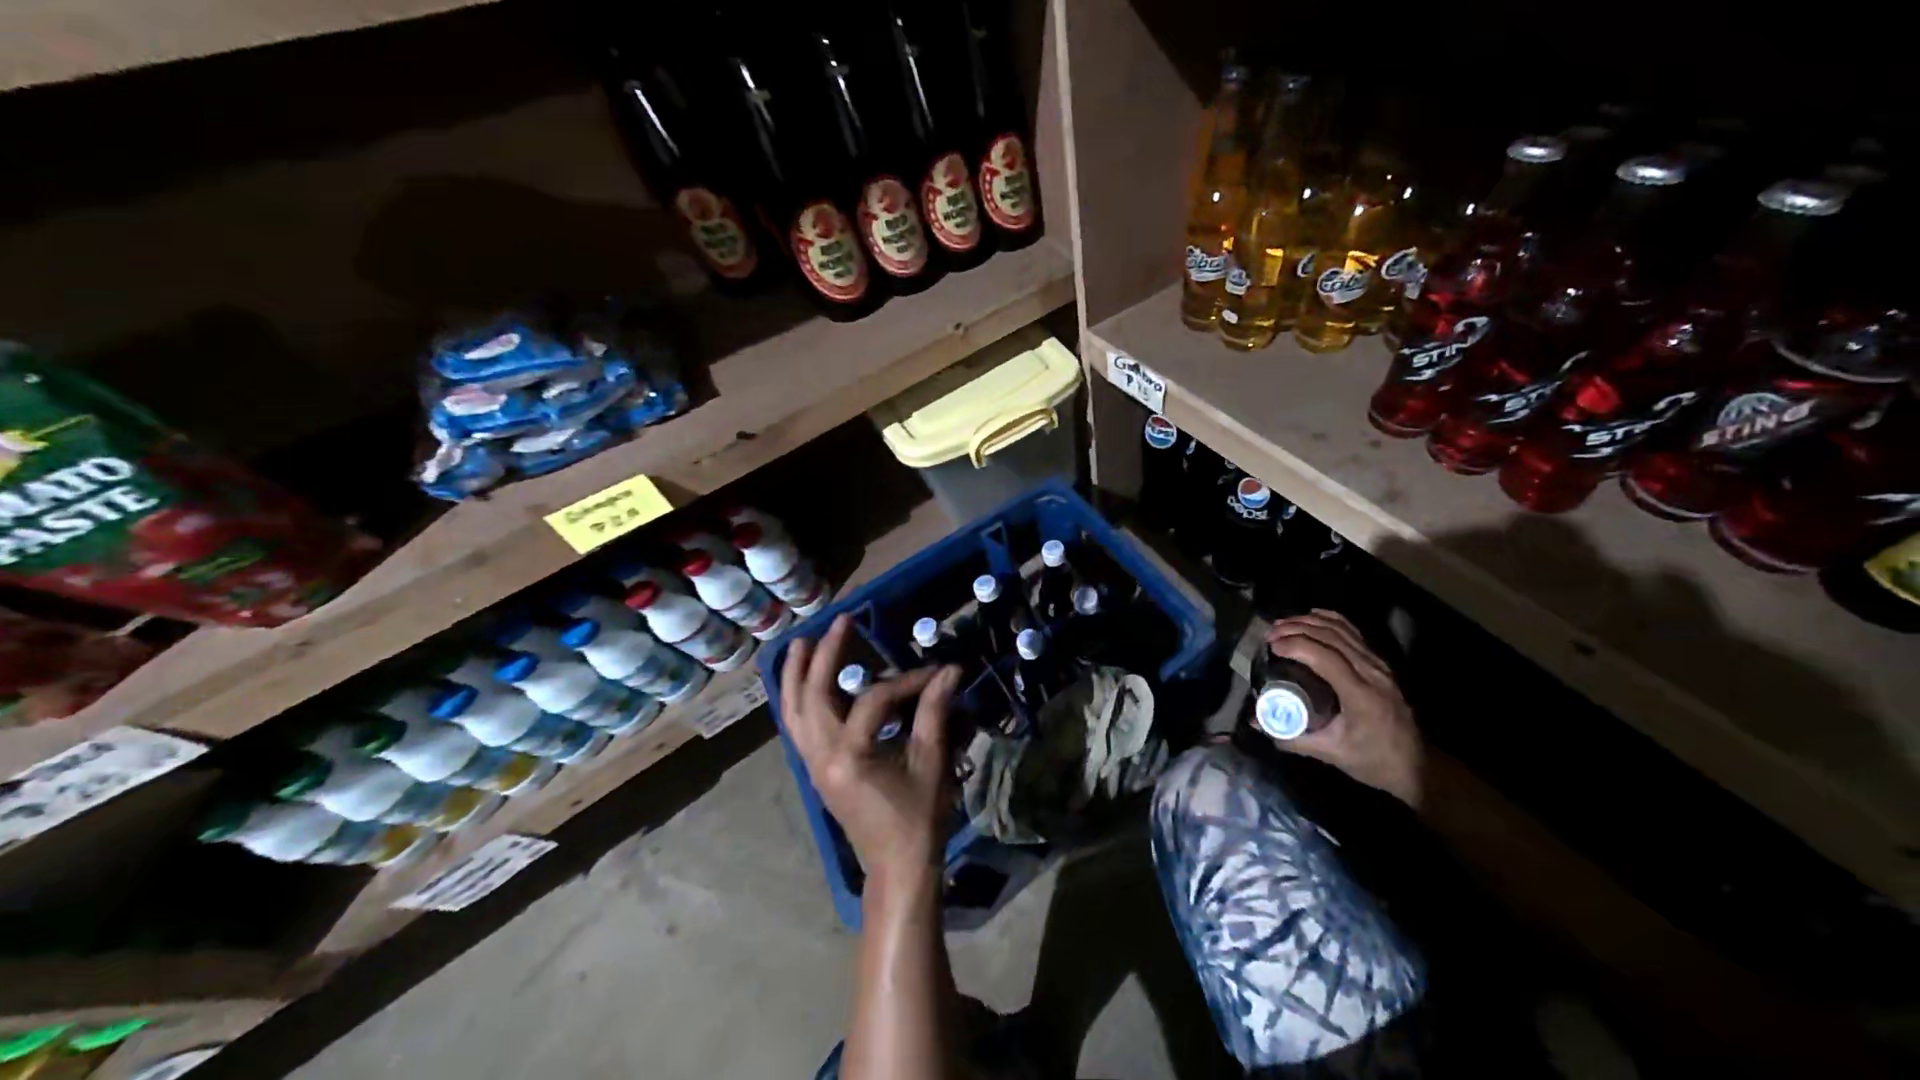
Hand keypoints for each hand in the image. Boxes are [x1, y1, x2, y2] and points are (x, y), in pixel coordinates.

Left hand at [781, 614, 964, 888]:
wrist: (896, 867)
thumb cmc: (918, 820)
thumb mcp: (931, 764)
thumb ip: (934, 712)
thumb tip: (950, 670)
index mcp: (849, 756)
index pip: (874, 700)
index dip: (906, 681)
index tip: (935, 673)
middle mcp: (820, 757)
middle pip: (813, 694)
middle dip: (825, 654)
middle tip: (840, 621)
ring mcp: (812, 765)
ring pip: (793, 711)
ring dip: (796, 674)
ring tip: (801, 642)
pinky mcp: (815, 770)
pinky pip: (796, 727)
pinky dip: (796, 700)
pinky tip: (802, 682)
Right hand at [1265, 610, 1424, 807]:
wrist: (1416, 766)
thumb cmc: (1372, 761)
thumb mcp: (1330, 752)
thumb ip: (1291, 737)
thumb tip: (1255, 723)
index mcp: (1361, 695)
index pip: (1326, 657)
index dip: (1297, 645)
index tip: (1272, 646)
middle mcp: (1373, 673)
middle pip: (1332, 637)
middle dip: (1297, 629)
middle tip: (1270, 634)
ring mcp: (1380, 666)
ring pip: (1343, 630)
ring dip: (1310, 621)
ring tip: (1283, 624)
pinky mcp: (1381, 664)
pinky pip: (1354, 633)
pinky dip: (1331, 620)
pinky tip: (1312, 616)